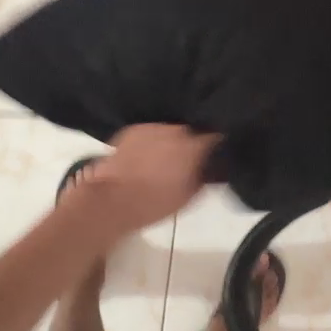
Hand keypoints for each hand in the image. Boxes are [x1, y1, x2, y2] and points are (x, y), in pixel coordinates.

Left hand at [63, 124, 218, 239]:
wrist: (111, 201)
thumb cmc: (154, 203)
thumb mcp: (188, 196)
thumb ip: (205, 175)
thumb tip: (215, 165)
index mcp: (193, 147)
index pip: (216, 136)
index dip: (219, 144)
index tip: (219, 152)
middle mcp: (176, 131)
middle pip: (194, 132)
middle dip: (194, 143)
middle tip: (191, 160)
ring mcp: (154, 127)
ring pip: (172, 130)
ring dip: (174, 141)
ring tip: (168, 157)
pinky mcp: (135, 129)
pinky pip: (152, 132)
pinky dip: (154, 140)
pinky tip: (149, 154)